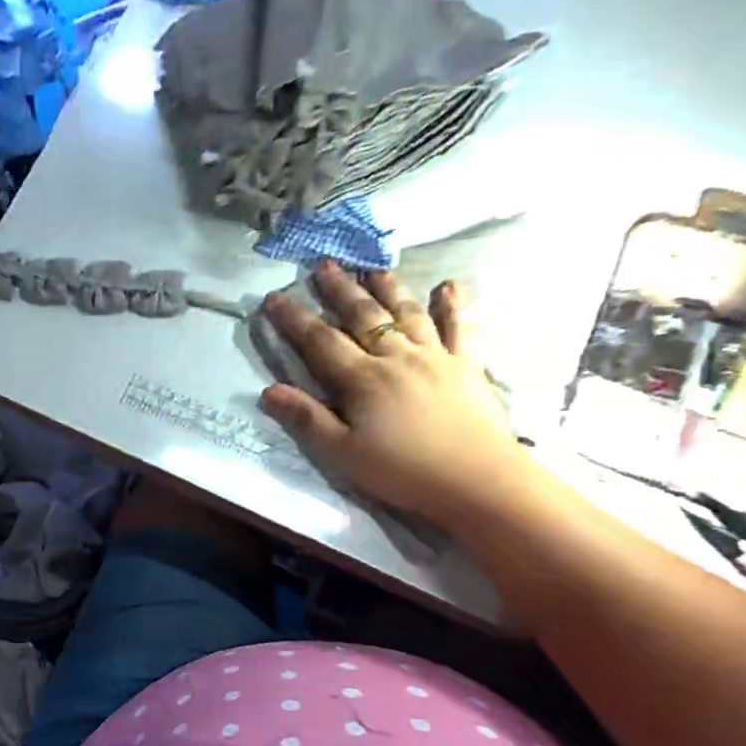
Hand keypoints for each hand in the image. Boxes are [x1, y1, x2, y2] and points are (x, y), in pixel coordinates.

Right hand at [259, 260, 531, 522]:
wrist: (476, 480)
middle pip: (363, 316)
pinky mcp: (466, 367)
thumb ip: (307, 419)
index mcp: (363, 379)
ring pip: (406, 313)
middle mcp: (397, 357)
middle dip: (340, 290)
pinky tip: (448, 287)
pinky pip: (458, 329)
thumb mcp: (342, 454)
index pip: (320, 341)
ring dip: (388, 288)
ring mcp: (435, 357)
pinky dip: (452, 306)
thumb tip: (268, 390)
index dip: (295, 318)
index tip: (274, 296)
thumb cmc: (403, 471)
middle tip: (324, 264)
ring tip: (372, 268)